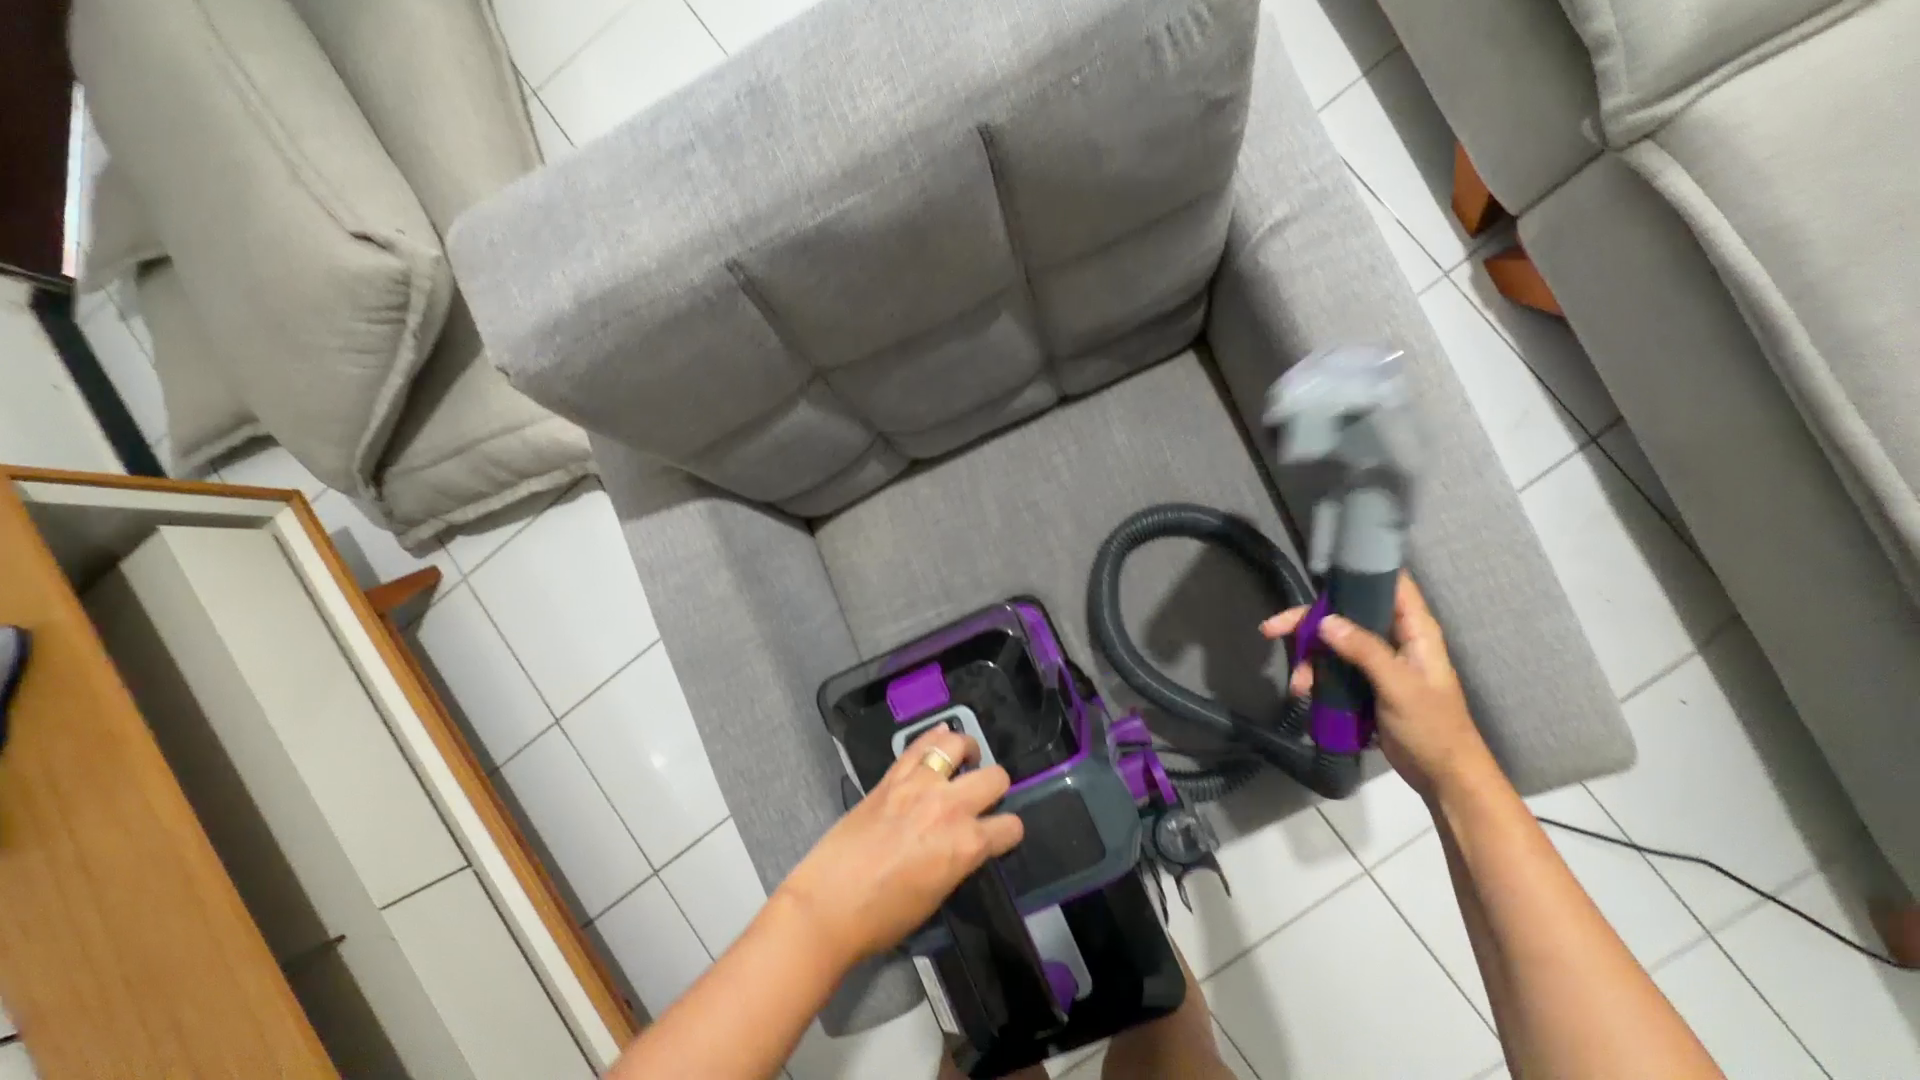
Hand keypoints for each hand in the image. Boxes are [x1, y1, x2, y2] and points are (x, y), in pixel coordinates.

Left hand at [772, 727, 1024, 966]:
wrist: (828, 906)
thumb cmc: (883, 917)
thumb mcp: (937, 895)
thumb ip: (958, 861)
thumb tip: (963, 847)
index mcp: (967, 845)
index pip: (1009, 828)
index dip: (1008, 833)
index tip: (1001, 836)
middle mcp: (949, 808)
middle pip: (995, 778)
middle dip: (996, 788)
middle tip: (984, 797)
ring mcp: (918, 786)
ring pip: (957, 745)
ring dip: (968, 751)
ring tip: (965, 759)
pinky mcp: (890, 778)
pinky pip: (919, 745)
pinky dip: (934, 737)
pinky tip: (940, 737)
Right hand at [1260, 574, 1494, 800]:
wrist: (1444, 777)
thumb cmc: (1432, 728)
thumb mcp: (1399, 687)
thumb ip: (1364, 651)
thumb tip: (1325, 622)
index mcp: (1415, 630)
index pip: (1389, 584)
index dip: (1357, 573)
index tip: (1319, 579)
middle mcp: (1396, 638)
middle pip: (1348, 613)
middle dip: (1309, 622)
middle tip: (1273, 630)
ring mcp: (1380, 662)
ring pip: (1335, 643)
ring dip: (1310, 659)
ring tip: (1298, 685)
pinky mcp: (1367, 684)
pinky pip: (1335, 669)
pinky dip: (1316, 677)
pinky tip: (1305, 694)